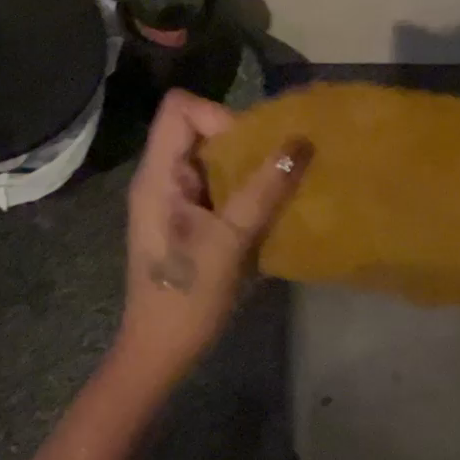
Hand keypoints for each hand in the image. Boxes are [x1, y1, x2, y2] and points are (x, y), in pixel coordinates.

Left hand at [116, 90, 311, 375]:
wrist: (161, 350)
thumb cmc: (187, 297)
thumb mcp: (229, 242)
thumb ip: (263, 192)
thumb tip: (301, 144)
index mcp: (158, 176)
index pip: (180, 109)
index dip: (218, 116)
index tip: (252, 150)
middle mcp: (161, 179)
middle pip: (197, 130)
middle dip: (241, 142)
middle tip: (277, 167)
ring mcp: (173, 201)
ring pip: (210, 160)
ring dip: (246, 168)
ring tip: (280, 186)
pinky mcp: (187, 222)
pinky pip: (216, 187)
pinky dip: (242, 191)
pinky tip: (267, 211)